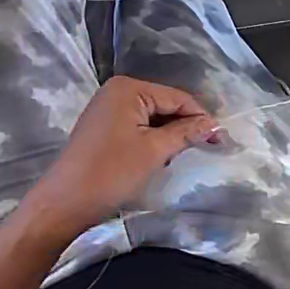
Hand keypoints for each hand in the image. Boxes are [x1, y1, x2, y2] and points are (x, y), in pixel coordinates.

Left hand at [20, 76, 218, 235]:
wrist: (66, 200)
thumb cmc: (111, 172)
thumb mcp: (154, 151)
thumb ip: (186, 132)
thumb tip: (215, 124)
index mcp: (128, 88)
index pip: (177, 97)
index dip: (201, 118)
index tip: (222, 141)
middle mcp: (116, 90)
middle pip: (164, 104)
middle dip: (184, 127)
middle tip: (205, 151)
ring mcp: (107, 107)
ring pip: (152, 117)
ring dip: (168, 136)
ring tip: (178, 158)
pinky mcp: (103, 126)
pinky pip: (137, 125)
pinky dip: (151, 140)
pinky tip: (158, 159)